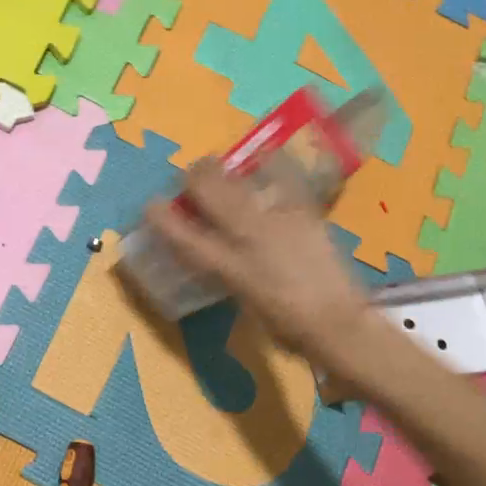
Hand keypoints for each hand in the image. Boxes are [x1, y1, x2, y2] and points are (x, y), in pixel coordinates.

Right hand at [141, 158, 373, 364]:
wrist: (335, 320)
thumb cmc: (285, 324)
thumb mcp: (244, 299)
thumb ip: (226, 272)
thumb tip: (218, 251)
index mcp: (228, 267)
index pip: (183, 237)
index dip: (161, 218)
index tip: (150, 206)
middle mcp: (247, 236)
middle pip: (210, 191)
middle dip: (193, 177)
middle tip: (190, 175)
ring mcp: (277, 219)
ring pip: (239, 180)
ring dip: (222, 171)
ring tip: (218, 168)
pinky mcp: (304, 212)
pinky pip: (281, 179)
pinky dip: (269, 167)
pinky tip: (266, 162)